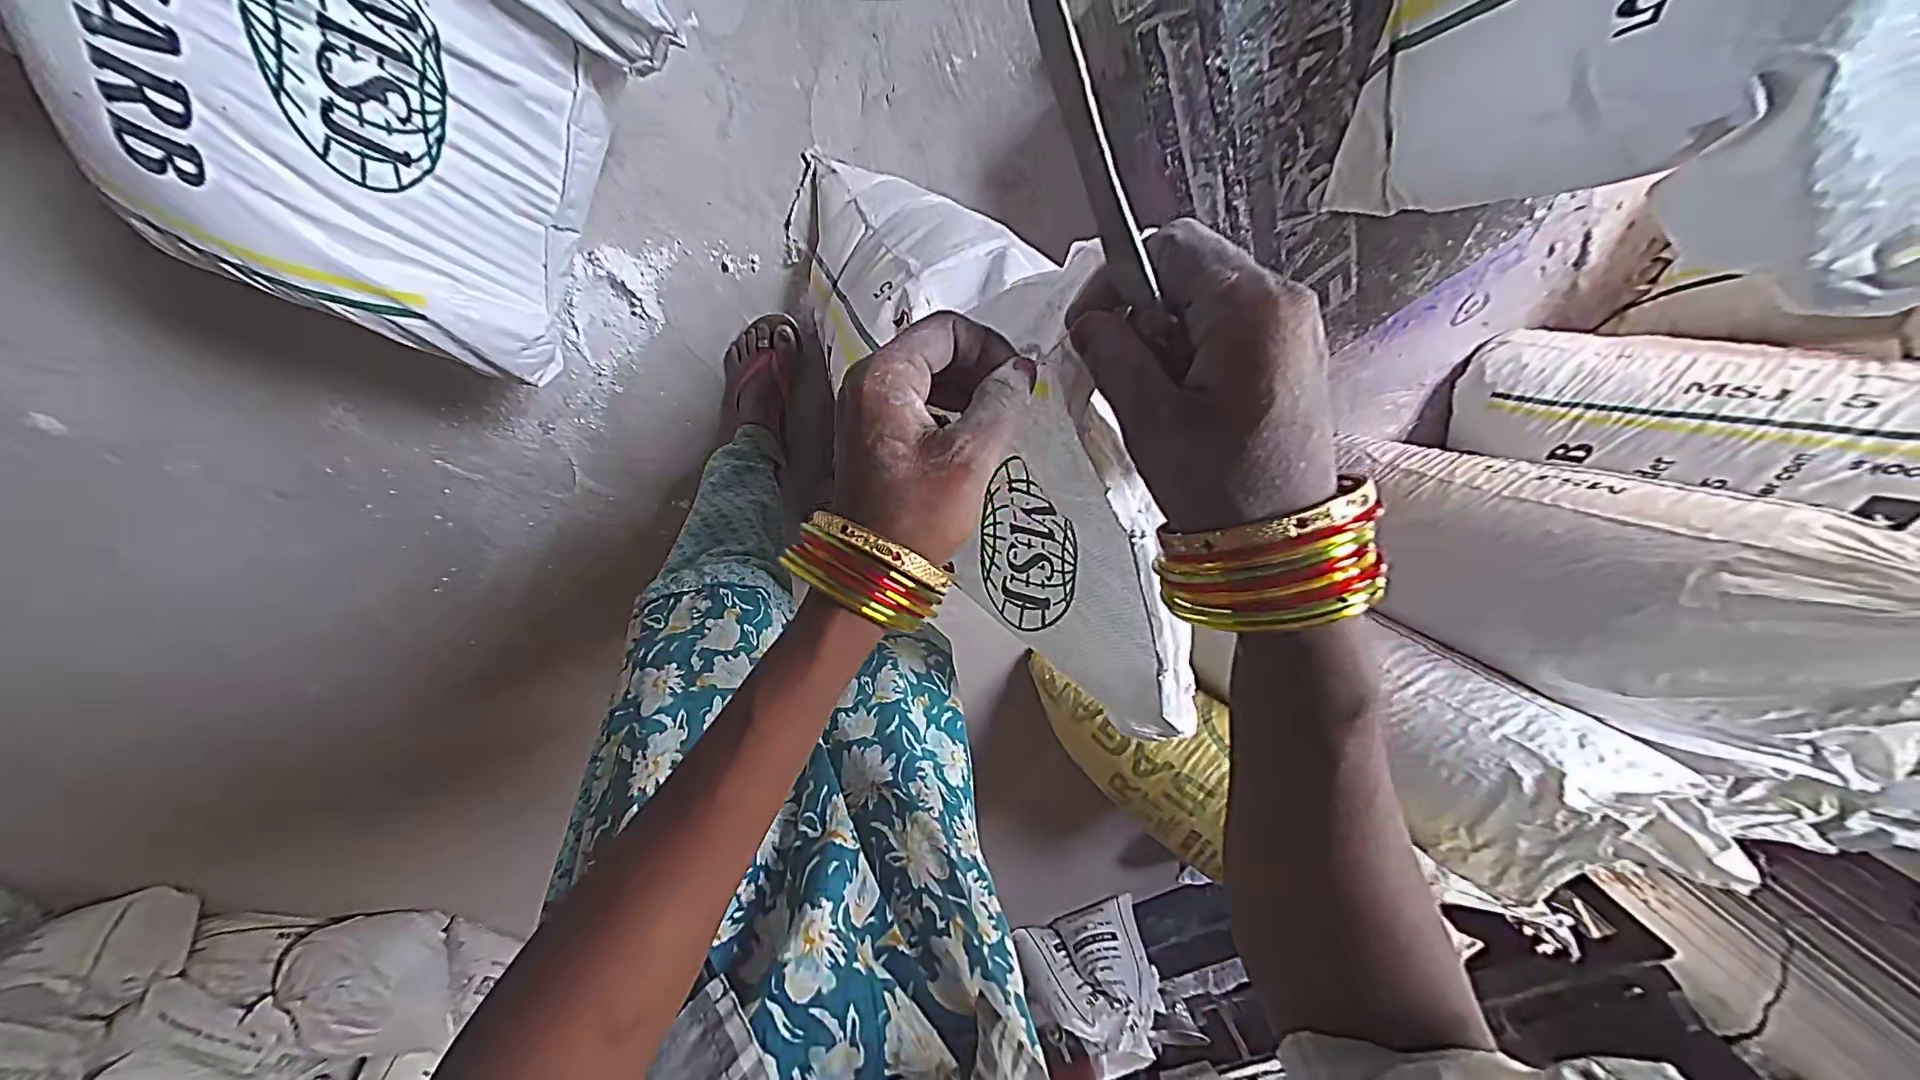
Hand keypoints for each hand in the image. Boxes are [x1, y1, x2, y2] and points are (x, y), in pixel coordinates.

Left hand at [834, 312, 1036, 563]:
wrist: (873, 569)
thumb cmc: (916, 518)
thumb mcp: (969, 457)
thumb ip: (1000, 402)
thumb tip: (1020, 371)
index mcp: (883, 377)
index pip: (947, 329)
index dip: (991, 347)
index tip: (1017, 378)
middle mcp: (866, 382)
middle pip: (935, 347)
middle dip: (980, 366)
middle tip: (1013, 399)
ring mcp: (865, 405)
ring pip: (928, 373)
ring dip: (967, 388)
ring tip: (998, 418)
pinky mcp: (872, 429)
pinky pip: (917, 399)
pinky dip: (949, 407)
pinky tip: (972, 434)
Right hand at [1067, 219, 1336, 531]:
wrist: (1279, 541)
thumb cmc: (1218, 485)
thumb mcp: (1150, 419)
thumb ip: (1113, 353)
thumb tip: (1089, 320)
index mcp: (1250, 307)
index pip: (1168, 246)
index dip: (1114, 277)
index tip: (1088, 324)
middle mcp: (1283, 299)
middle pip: (1191, 265)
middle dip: (1141, 305)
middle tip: (1120, 362)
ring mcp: (1294, 324)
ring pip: (1207, 294)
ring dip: (1166, 328)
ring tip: (1154, 388)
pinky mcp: (1291, 351)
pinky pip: (1229, 322)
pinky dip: (1193, 343)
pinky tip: (1183, 392)